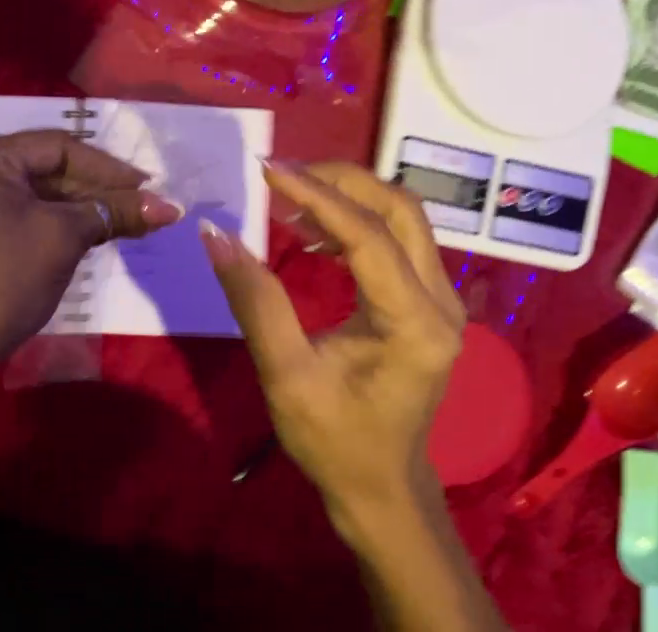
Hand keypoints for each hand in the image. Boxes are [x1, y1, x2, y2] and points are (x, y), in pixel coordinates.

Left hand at [0, 130, 181, 378]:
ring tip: (138, 218)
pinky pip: (32, 209)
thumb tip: (169, 206)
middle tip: (150, 204)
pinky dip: (67, 219)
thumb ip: (114, 212)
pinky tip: (105, 227)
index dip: (109, 168)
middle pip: (52, 166)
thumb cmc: (5, 280)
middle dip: (102, 189)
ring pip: (46, 190)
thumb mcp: (64, 238)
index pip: (58, 147)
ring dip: (89, 206)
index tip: (151, 186)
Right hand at [201, 161, 465, 515]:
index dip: (316, 196)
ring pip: (402, 218)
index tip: (268, 170)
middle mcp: (441, 302)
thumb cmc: (334, 441)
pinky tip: (311, 232)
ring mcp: (441, 300)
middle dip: (340, 182)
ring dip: (347, 197)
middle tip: (281, 177)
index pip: (368, 235)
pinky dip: (354, 221)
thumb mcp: (285, 375)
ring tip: (288, 199)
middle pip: (400, 209)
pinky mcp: (427, 302)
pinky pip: (396, 240)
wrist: (381, 487)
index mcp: (415, 324)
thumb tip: (215, 233)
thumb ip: (255, 301)